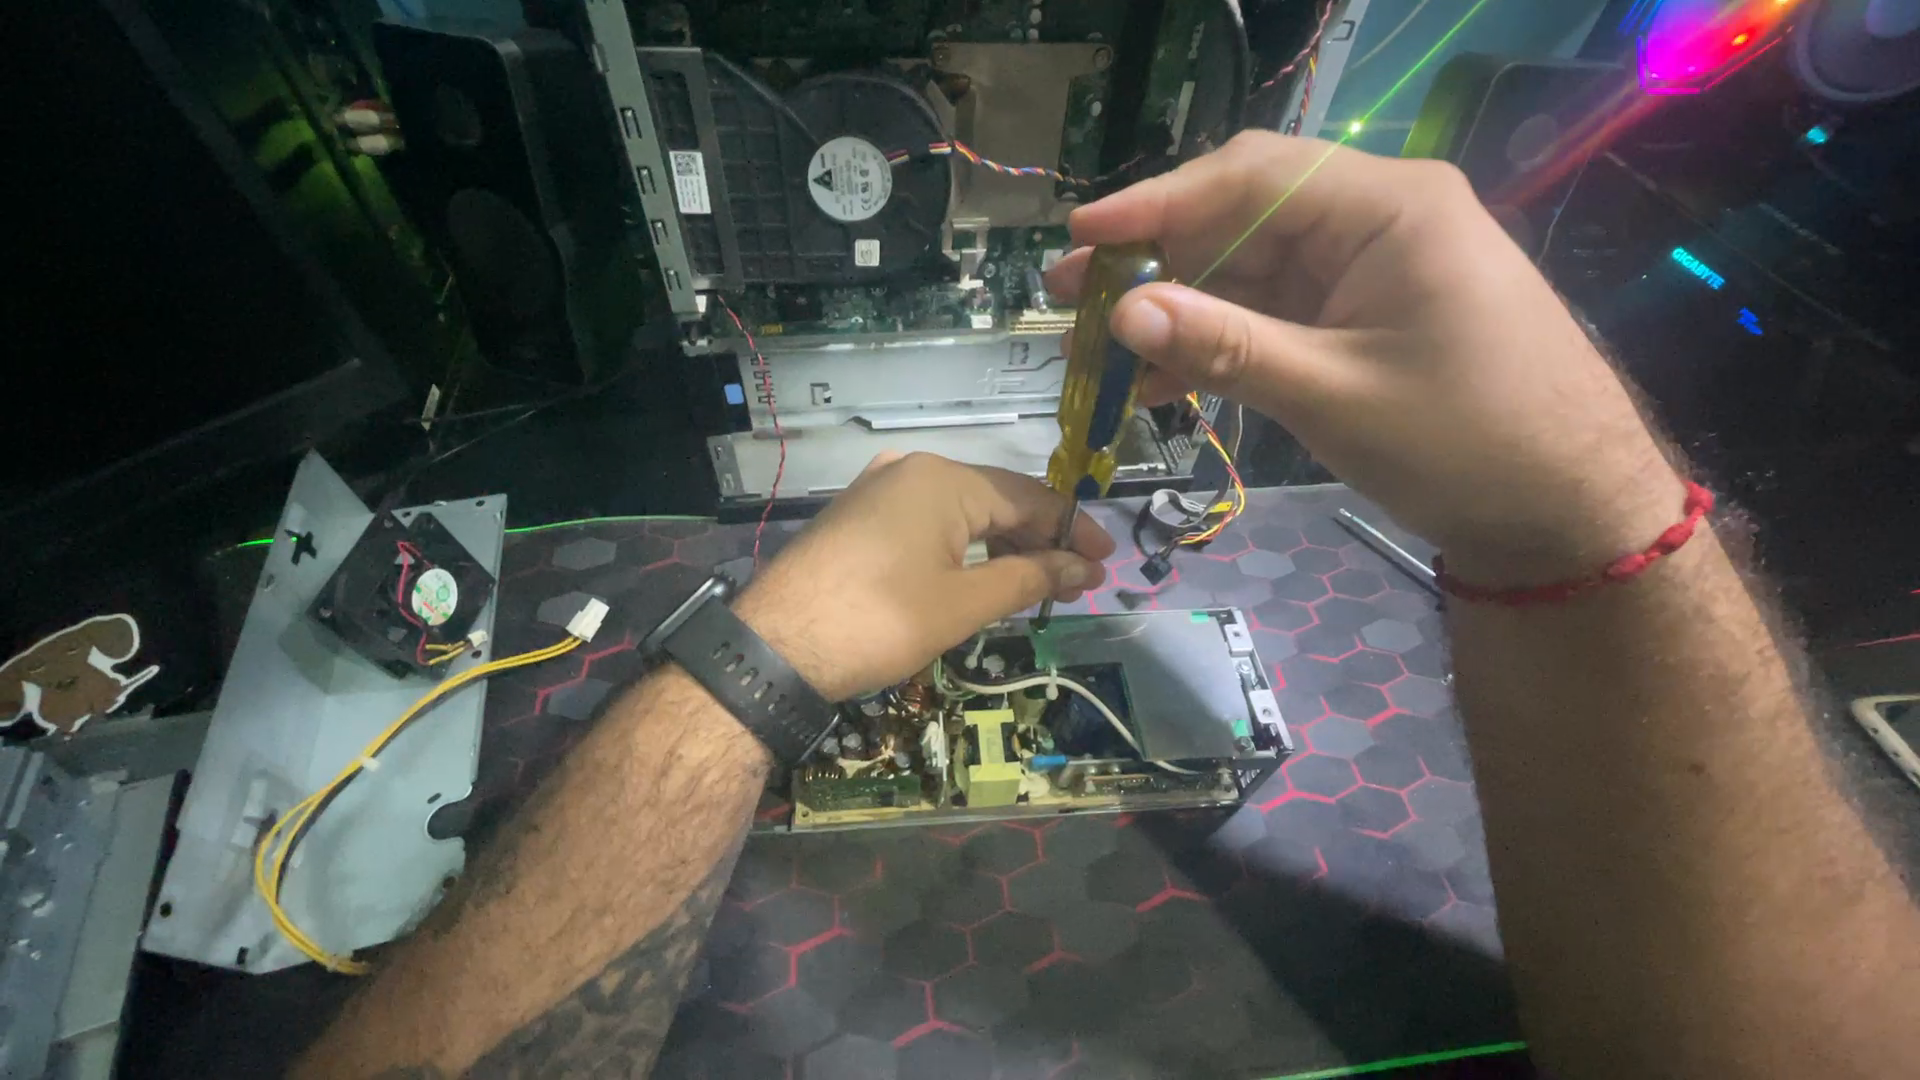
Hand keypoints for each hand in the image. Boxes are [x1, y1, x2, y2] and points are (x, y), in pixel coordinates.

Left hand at [734, 453, 1114, 699]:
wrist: (773, 647)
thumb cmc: (880, 622)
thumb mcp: (964, 603)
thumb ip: (1031, 577)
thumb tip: (1086, 567)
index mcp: (944, 478)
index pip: (1030, 497)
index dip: (1074, 530)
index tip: (1107, 562)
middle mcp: (912, 469)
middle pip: (996, 501)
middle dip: (1040, 541)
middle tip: (1076, 583)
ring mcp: (880, 490)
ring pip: (961, 513)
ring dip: (1003, 547)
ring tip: (1037, 586)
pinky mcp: (860, 517)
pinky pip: (928, 523)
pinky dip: (963, 549)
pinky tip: (982, 576)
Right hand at [1047, 132, 1684, 585]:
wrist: (1558, 512)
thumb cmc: (1468, 442)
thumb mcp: (1334, 394)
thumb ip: (1226, 347)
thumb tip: (1123, 310)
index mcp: (1385, 209)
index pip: (1249, 178)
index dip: (1155, 205)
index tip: (1080, 232)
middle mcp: (1365, 225)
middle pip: (1234, 223)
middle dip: (1150, 263)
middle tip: (1069, 295)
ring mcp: (1353, 278)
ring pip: (1237, 279)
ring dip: (1168, 316)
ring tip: (1092, 353)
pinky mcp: (1344, 325)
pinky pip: (1258, 323)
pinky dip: (1205, 351)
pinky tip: (1150, 383)